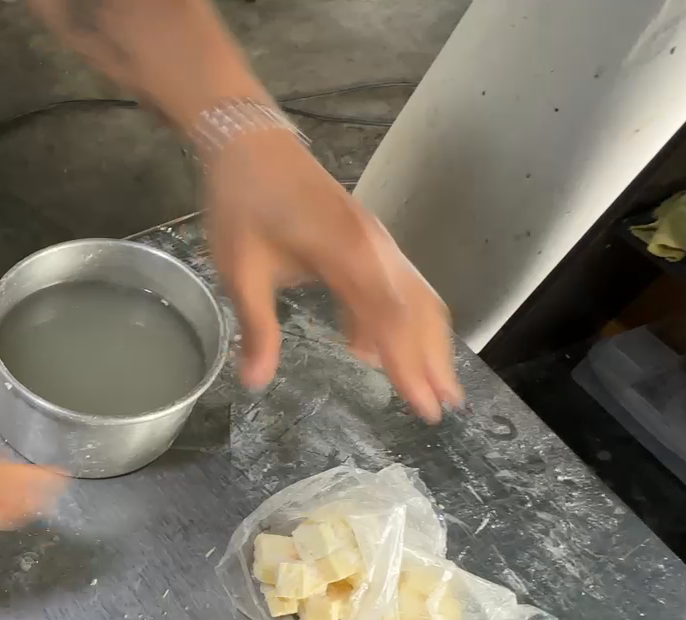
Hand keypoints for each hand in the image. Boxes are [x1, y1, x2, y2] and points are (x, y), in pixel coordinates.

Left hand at [204, 130, 459, 421]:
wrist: (251, 147)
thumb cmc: (243, 206)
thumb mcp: (241, 273)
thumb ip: (256, 328)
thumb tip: (255, 381)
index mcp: (350, 257)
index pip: (392, 321)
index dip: (409, 366)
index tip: (425, 405)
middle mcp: (376, 250)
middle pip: (418, 311)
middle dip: (432, 361)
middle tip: (444, 407)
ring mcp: (375, 243)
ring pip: (414, 297)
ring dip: (424, 342)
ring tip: (430, 384)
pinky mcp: (365, 241)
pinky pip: (393, 286)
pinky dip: (394, 321)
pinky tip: (372, 350)